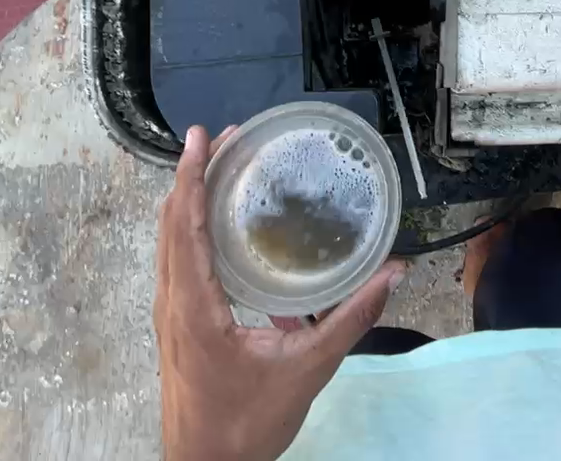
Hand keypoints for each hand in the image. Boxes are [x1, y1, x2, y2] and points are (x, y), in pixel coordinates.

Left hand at [155, 125, 405, 460]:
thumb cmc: (250, 423)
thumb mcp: (309, 369)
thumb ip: (352, 318)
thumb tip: (395, 270)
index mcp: (195, 308)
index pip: (184, 227)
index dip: (190, 177)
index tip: (201, 136)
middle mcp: (172, 303)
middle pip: (169, 224)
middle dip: (191, 174)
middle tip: (224, 137)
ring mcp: (167, 315)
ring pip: (166, 241)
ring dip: (185, 197)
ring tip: (216, 163)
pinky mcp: (174, 325)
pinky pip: (172, 259)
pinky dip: (185, 225)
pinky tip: (213, 218)